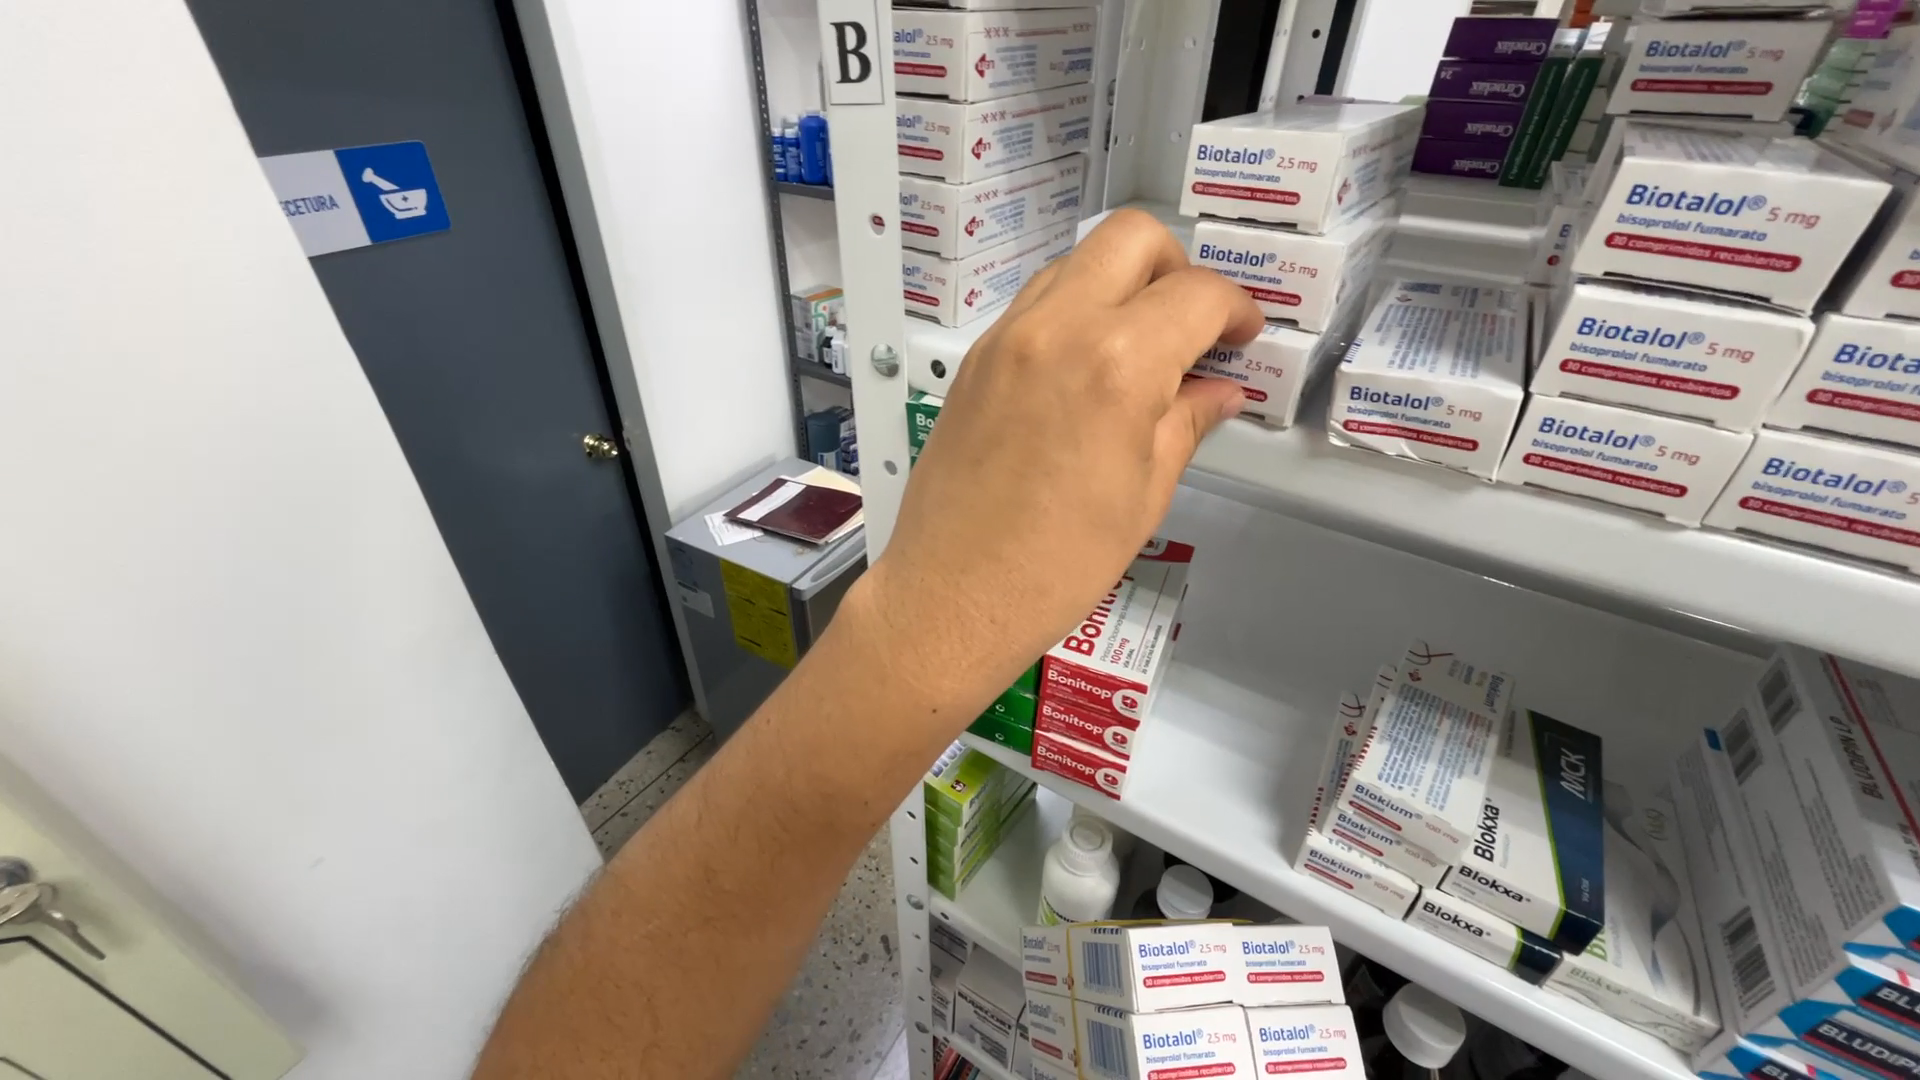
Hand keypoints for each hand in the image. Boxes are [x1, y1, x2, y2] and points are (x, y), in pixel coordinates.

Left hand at [865, 209, 1262, 707]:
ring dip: (1119, 286)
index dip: (1235, 309)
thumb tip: (1219, 390)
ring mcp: (1004, 339)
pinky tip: (1085, 371)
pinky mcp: (974, 362)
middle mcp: (1055, 329)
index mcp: (1115, 364)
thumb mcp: (1143, 496)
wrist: (952, 597)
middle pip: (1131, 239)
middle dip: (1177, 268)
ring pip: (1075, 264)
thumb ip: (1187, 423)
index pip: (1195, 294)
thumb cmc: (1056, 566)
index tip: (1242, 336)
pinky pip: (1034, 306)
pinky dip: (1072, 314)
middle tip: (1192, 326)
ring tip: (1139, 349)